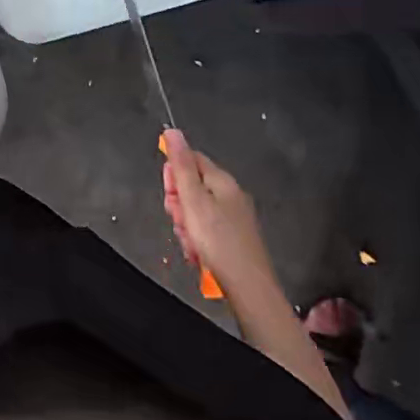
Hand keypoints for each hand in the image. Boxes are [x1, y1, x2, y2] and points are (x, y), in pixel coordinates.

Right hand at [161, 129, 276, 293]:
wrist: (250, 288)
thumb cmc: (217, 240)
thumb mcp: (192, 199)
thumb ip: (181, 166)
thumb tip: (172, 130)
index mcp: (222, 181)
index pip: (191, 159)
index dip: (174, 172)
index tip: (170, 192)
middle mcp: (231, 195)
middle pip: (192, 185)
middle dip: (178, 203)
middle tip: (179, 220)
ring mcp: (235, 217)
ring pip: (196, 210)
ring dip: (185, 224)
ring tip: (190, 242)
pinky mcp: (235, 238)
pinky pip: (206, 229)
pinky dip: (197, 239)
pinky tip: (198, 253)